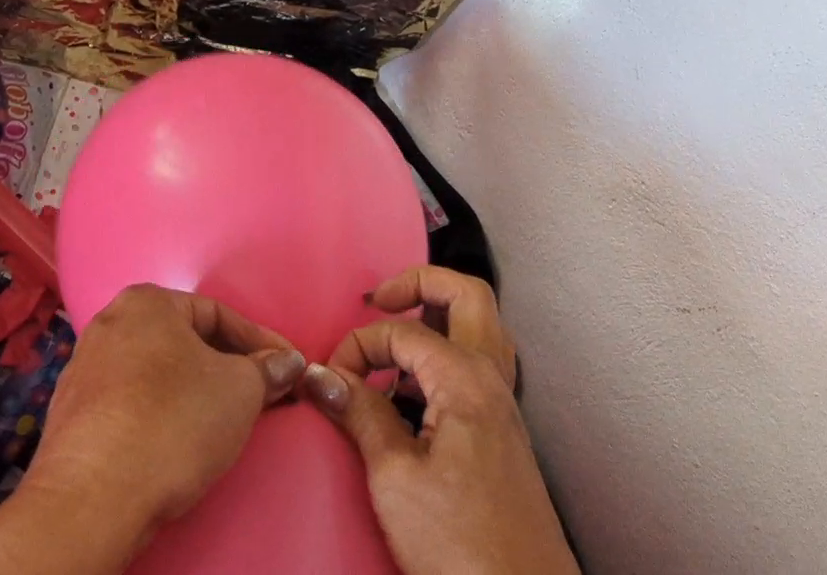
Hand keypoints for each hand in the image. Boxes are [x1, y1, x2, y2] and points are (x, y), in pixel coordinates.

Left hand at [27, 284, 306, 533]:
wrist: (94, 496)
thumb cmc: (175, 421)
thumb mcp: (240, 389)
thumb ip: (267, 369)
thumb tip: (287, 362)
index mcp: (145, 303)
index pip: (218, 314)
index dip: (260, 342)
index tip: (289, 367)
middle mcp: (108, 325)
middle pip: (184, 341)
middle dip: (227, 366)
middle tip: (264, 393)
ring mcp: (83, 370)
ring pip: (157, 372)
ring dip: (194, 389)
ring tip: (227, 418)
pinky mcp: (71, 415)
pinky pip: (132, 402)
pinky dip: (162, 412)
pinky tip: (181, 438)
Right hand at [302, 267, 577, 574]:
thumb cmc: (461, 544)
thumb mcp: (395, 477)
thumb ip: (359, 414)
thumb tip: (322, 376)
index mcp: (467, 378)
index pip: (404, 330)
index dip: (359, 346)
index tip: (331, 380)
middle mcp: (493, 378)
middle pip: (466, 294)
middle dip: (419, 283)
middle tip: (379, 301)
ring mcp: (503, 404)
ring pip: (480, 327)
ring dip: (437, 317)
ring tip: (395, 341)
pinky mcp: (502, 431)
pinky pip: (478, 363)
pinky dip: (445, 355)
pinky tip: (414, 390)